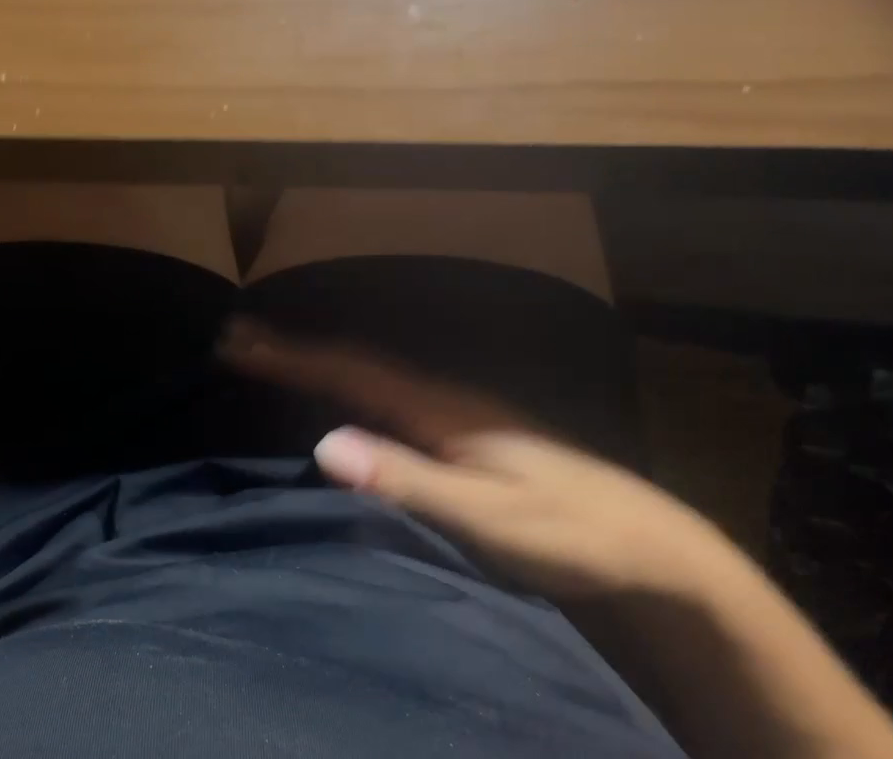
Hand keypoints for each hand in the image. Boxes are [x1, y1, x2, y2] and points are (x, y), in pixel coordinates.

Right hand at [222, 322, 738, 600]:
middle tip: (238, 342)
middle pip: (356, 366)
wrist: (655, 552)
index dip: (290, 356)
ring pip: (372, 382)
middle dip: (294, 353)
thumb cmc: (572, 536)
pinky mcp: (467, 443)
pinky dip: (349, 392)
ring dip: (318, 368)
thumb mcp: (488, 516)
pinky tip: (340, 403)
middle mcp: (445, 402)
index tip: (237, 339)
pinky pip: (390, 404)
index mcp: (442, 409)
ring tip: (271, 361)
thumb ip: (408, 480)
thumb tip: (324, 443)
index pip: (351, 370)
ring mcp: (458, 421)